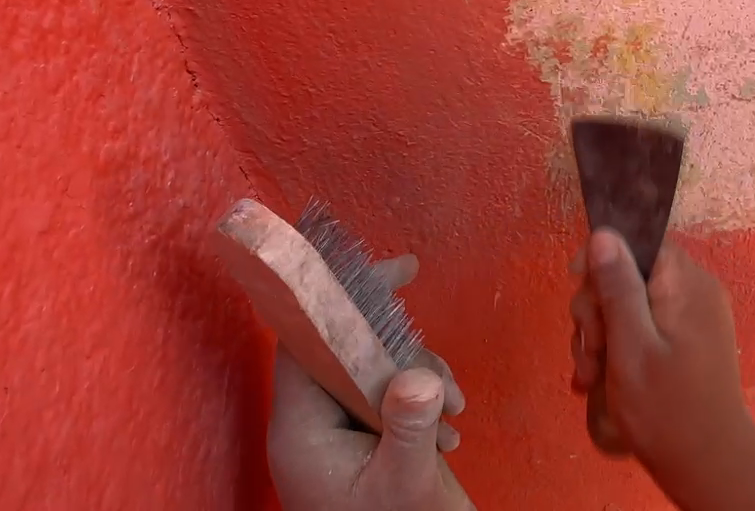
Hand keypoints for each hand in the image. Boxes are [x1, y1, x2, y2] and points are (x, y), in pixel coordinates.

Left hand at [268, 255, 472, 510]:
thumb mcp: (406, 486)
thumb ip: (409, 428)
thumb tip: (417, 376)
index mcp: (300, 429)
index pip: (301, 339)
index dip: (335, 294)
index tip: (384, 268)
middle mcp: (312, 420)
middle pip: (341, 340)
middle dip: (391, 329)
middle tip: (419, 300)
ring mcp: (339, 425)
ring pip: (372, 359)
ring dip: (418, 366)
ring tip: (454, 407)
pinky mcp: (366, 430)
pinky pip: (389, 383)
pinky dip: (423, 387)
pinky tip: (451, 418)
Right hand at [569, 230, 754, 496]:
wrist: (710, 470)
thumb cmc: (666, 410)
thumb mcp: (630, 347)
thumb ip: (616, 288)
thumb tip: (603, 233)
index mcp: (686, 282)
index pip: (636, 241)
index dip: (601, 263)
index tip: (580, 300)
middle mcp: (694, 288)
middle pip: (627, 272)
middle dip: (597, 310)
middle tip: (591, 354)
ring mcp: (692, 313)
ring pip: (629, 300)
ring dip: (602, 333)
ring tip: (592, 375)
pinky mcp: (687, 336)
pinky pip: (644, 321)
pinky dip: (620, 344)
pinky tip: (601, 377)